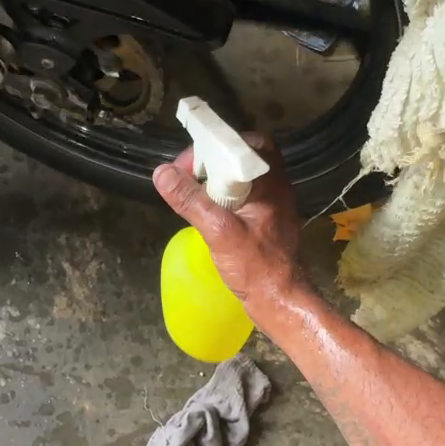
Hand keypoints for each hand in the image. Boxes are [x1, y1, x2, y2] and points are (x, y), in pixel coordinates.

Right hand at [152, 133, 311, 319]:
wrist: (281, 301)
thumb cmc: (257, 267)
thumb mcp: (219, 231)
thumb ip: (191, 201)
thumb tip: (162, 173)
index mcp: (271, 182)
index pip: (247, 143)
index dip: (217, 145)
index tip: (191, 163)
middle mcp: (274, 188)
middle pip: (240, 160)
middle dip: (210, 164)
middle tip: (185, 179)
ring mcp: (271, 206)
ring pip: (239, 181)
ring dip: (213, 184)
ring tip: (190, 196)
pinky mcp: (264, 223)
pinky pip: (240, 199)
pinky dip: (220, 201)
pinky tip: (205, 215)